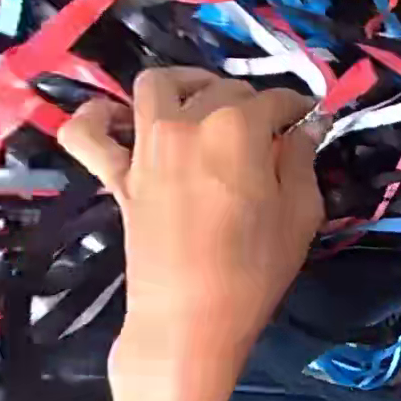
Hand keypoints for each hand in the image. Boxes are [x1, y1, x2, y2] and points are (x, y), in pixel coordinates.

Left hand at [58, 69, 323, 383]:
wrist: (193, 316)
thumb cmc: (258, 266)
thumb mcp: (301, 212)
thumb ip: (303, 159)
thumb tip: (308, 125)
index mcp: (238, 129)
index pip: (276, 100)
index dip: (299, 107)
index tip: (311, 119)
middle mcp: (187, 122)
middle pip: (224, 89)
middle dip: (256, 101)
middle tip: (274, 130)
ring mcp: (145, 147)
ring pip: (157, 84)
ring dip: (188, 83)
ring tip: (208, 102)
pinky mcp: (117, 176)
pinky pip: (88, 134)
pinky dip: (98, 118)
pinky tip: (121, 121)